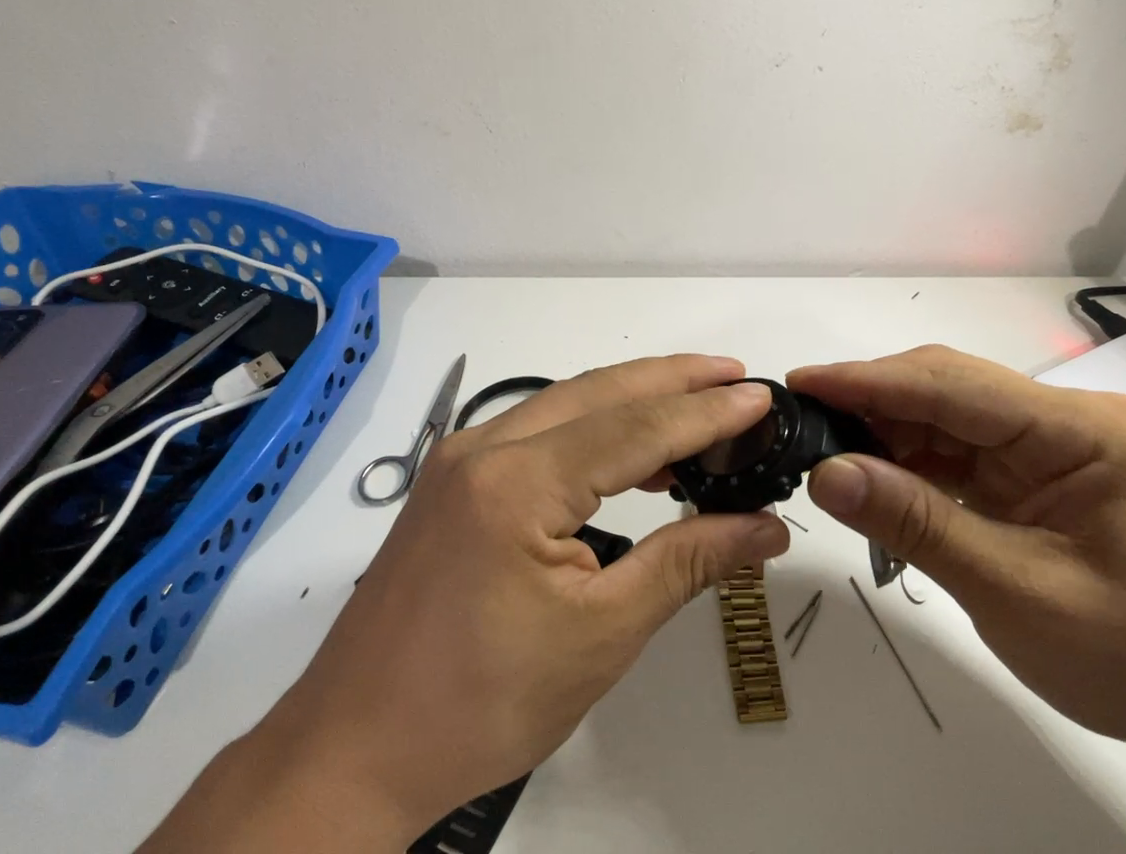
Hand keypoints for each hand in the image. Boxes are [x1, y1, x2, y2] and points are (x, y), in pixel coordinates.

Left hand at [144, 355, 789, 852]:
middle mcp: (481, 450)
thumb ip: (687, 563)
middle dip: (670, 380)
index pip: (634, 428)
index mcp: (516, 482)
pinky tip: (630, 460)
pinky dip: (591, 434)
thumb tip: (766, 527)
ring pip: (561, 407)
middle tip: (735, 376)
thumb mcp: (603, 634)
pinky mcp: (449, 489)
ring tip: (698, 409)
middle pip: (595, 395)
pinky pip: (534, 436)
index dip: (705, 412)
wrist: (358, 748)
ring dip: (630, 402)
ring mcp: (457, 465)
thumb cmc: (485, 702)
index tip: (762, 397)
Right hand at [788, 346, 1125, 753]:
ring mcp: (1057, 449)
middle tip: (798, 426)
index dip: (870, 382)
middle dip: (873, 406)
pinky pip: (963, 457)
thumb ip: (917, 523)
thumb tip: (826, 473)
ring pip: (950, 422)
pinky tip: (871, 479)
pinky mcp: (1043, 478)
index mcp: (1084, 431)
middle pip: (950, 392)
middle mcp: (1071, 422)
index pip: (955, 386)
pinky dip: (913, 468)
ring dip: (887, 437)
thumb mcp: (1014, 590)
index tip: (801, 382)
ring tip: (822, 455)